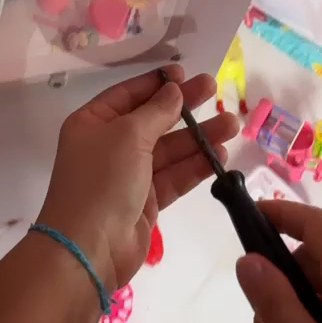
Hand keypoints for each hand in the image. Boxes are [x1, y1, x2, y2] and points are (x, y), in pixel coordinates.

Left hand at [36, 66, 237, 289]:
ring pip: (168, 149)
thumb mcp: (128, 135)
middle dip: (184, 106)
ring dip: (198, 137)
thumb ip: (156, 111)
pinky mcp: (145, 202)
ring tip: (231, 124)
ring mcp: (128, 174)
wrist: (90, 249)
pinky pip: (173, 176)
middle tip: (213, 88)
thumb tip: (173, 90)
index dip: (156, 83)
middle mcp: (109, 144)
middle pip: (152, 119)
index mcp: (93, 122)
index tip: (183, 73)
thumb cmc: (102, 180)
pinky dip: (195, 166)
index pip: (128, 94)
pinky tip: (220, 155)